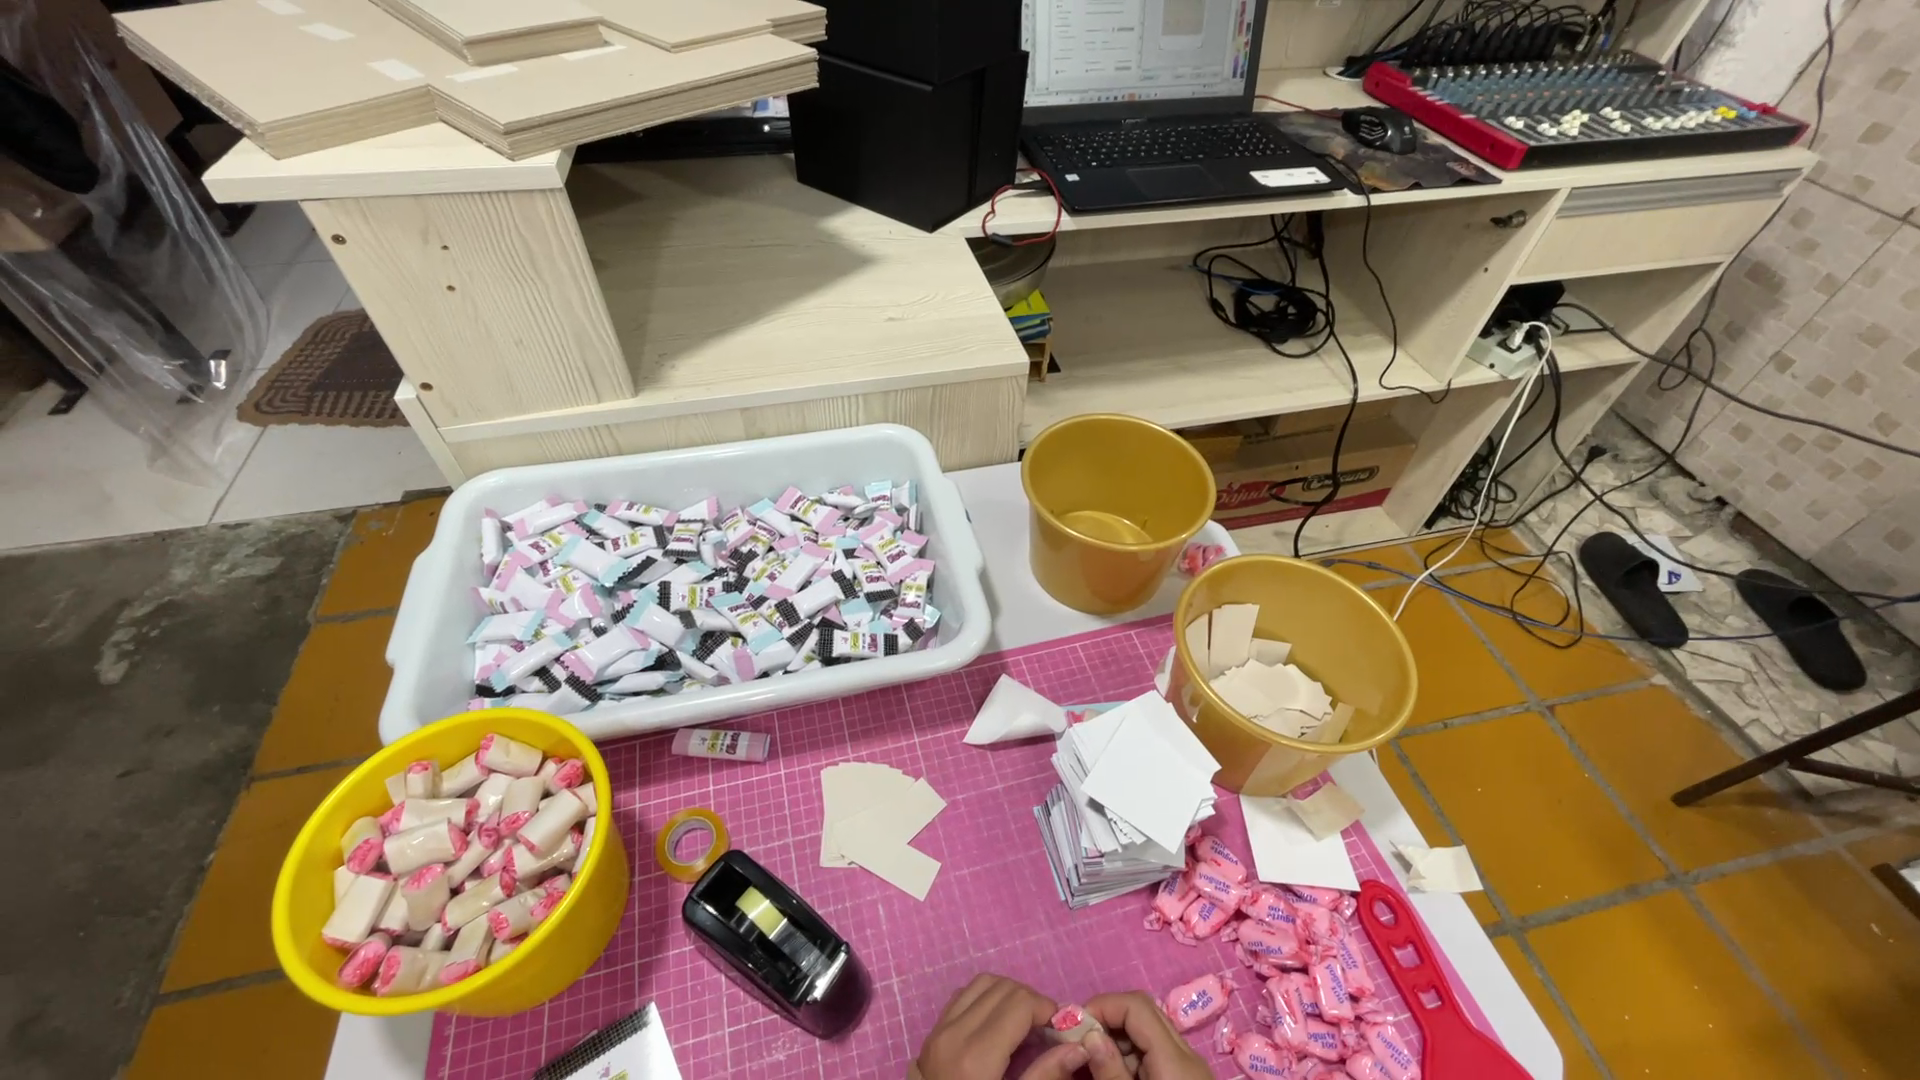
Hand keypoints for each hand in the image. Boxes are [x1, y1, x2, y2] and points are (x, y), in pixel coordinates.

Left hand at [912, 974, 1085, 1079]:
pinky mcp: (933, 1032)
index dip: (1047, 1008)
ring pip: (982, 983)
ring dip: (1009, 994)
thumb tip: (1079, 1048)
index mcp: (977, 1055)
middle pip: (1004, 987)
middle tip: (1046, 1028)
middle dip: (1031, 1001)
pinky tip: (997, 1023)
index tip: (1061, 1029)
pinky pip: (963, 994)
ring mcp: (940, 1029)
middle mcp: (955, 1032)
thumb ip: (1045, 1075)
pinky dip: (986, 997)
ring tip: (1024, 1023)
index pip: (1020, 1001)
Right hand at [1083, 992, 1210, 1079]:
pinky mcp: (1187, 1077)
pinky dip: (1132, 1054)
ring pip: (1149, 1030)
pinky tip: (1118, 1072)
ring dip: (1119, 1037)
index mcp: (1176, 1059)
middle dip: (1109, 1018)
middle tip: (1082, 1039)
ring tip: (1097, 1061)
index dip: (1102, 1005)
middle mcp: (1187, 1054)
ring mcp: (1190, 1066)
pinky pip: (1156, 1051)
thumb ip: (1111, 1071)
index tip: (1075, 1024)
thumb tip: (1089, 1036)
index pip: (1136, 1005)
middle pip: (1144, 1012)